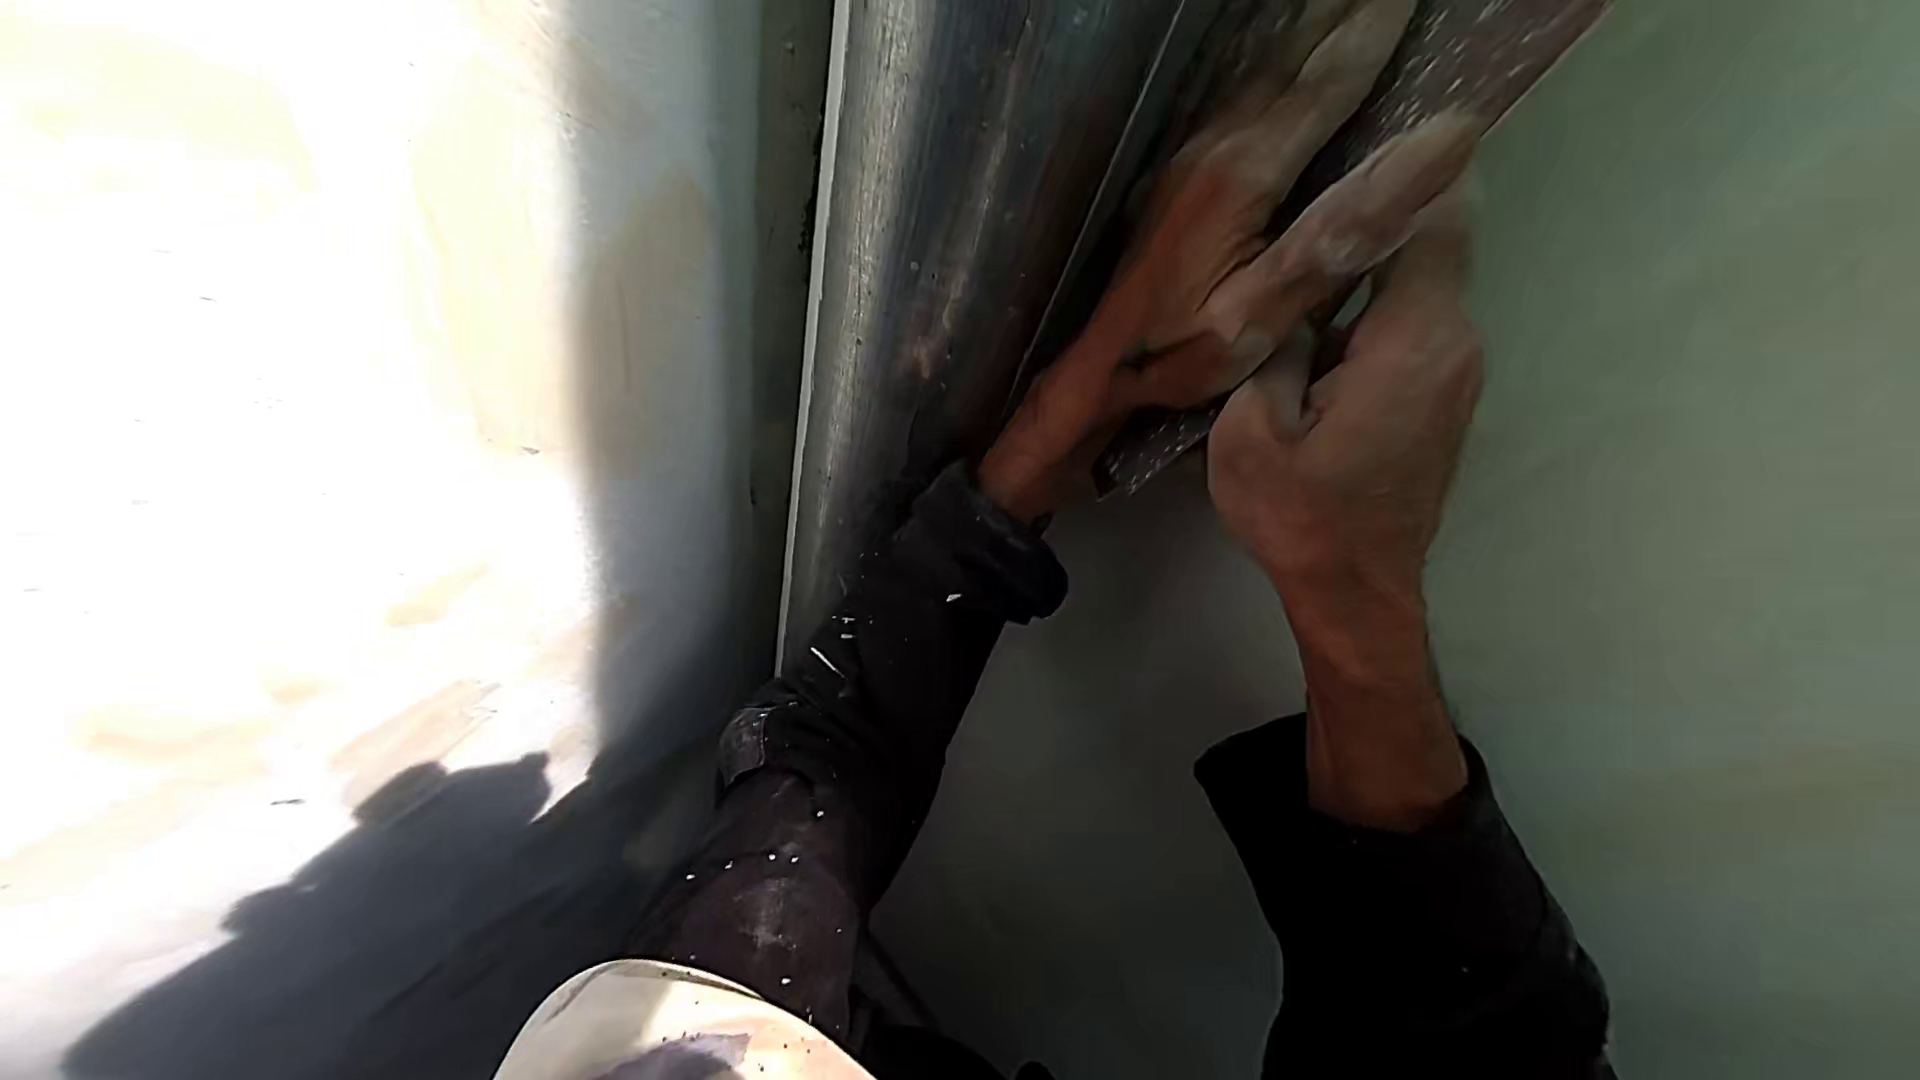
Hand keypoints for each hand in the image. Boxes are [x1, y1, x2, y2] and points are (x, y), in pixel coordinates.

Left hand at [980, 0, 1481, 520]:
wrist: (1098, 365)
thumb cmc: (1176, 351)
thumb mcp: (1259, 314)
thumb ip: (1336, 237)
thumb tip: (1441, 141)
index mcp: (1242, 175)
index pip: (1325, 84)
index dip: (1375, 35)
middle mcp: (1209, 150)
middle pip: (1285, 65)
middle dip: (1339, 20)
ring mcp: (1181, 163)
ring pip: (1250, 79)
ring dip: (1299, 39)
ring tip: (1338, 11)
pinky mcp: (1167, 182)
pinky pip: (1221, 105)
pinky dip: (1260, 76)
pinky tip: (1270, 72)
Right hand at [1207, 201, 1479, 829]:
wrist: (1353, 589)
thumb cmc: (1297, 516)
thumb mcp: (1248, 433)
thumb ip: (1271, 350)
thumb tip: (1292, 303)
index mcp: (1412, 344)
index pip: (1434, 217)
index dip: (1387, 186)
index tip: (1320, 193)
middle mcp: (1456, 345)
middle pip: (1429, 246)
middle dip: (1363, 232)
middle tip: (1282, 244)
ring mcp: (1456, 374)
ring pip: (1418, 288)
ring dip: (1359, 281)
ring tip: (1287, 293)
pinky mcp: (1441, 399)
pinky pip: (1412, 329)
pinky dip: (1368, 319)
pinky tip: (1311, 346)